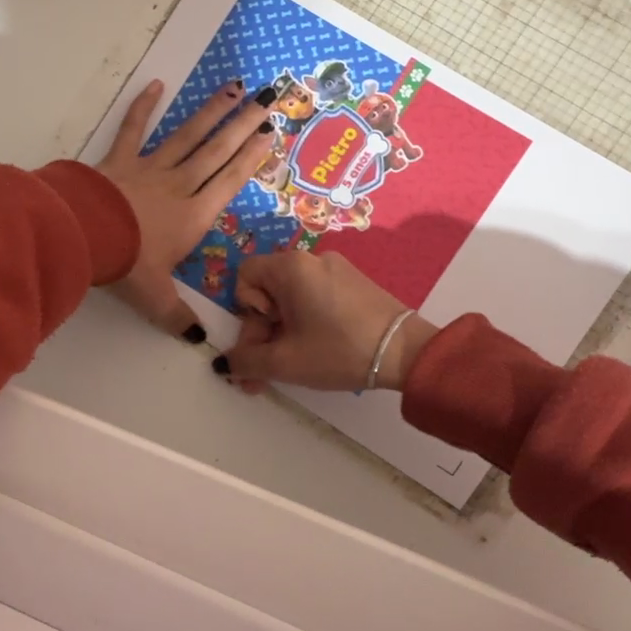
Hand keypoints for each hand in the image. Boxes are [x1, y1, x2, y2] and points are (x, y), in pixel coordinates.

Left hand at [94, 79, 276, 337]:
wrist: (84, 235)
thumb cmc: (126, 264)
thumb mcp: (155, 298)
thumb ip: (177, 317)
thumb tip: (198, 341)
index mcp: (193, 216)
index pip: (229, 182)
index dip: (252, 158)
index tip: (270, 134)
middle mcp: (178, 186)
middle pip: (216, 151)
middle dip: (242, 125)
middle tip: (267, 99)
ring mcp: (148, 168)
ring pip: (185, 136)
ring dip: (210, 111)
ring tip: (233, 88)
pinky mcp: (118, 160)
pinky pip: (133, 129)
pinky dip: (143, 107)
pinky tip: (156, 85)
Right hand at [215, 250, 438, 392]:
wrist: (407, 353)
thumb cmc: (338, 350)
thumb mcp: (284, 362)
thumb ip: (245, 361)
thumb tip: (224, 364)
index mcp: (291, 267)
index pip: (245, 277)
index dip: (246, 310)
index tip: (266, 336)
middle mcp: (312, 260)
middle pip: (268, 291)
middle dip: (262, 332)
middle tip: (266, 370)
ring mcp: (337, 270)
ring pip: (292, 299)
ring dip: (283, 332)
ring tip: (291, 367)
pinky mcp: (356, 284)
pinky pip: (316, 299)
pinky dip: (307, 323)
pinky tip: (319, 351)